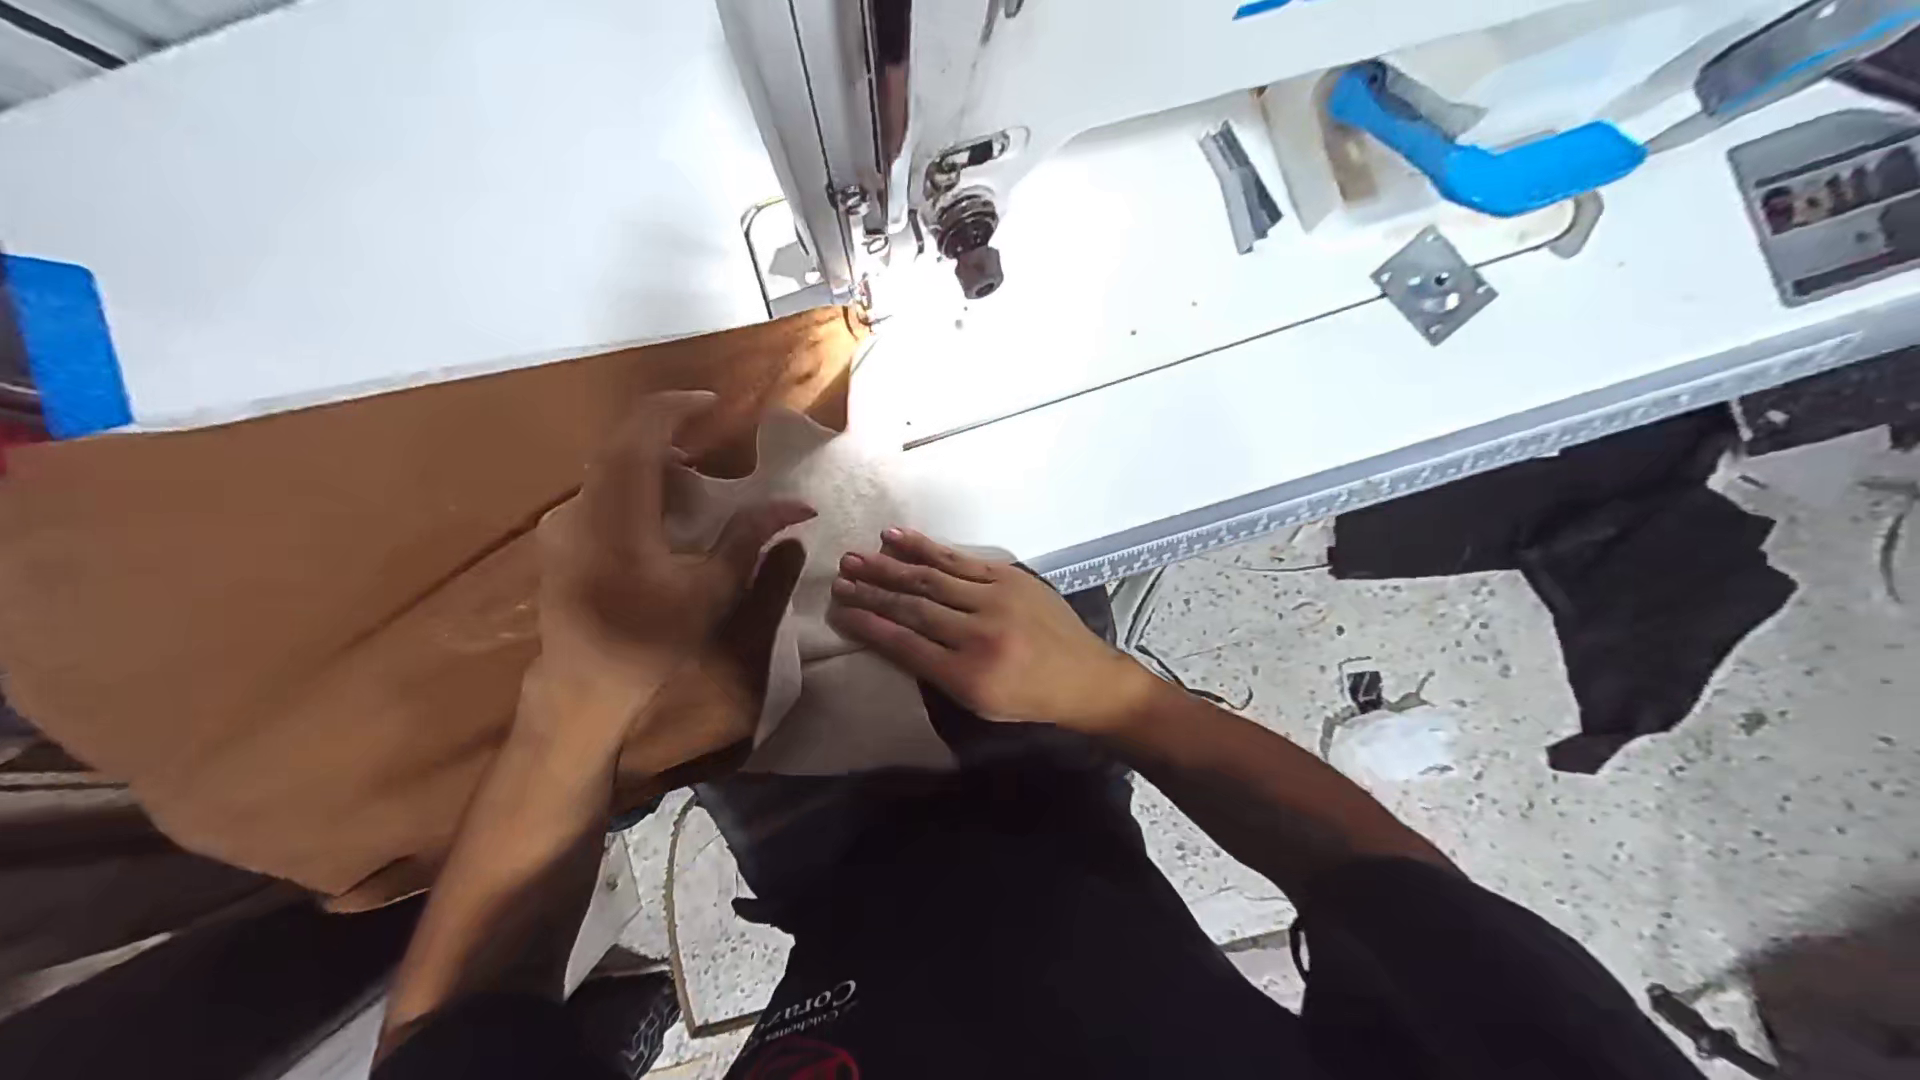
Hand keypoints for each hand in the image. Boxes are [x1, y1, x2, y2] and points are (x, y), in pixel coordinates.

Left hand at [529, 391, 813, 736]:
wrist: (585, 687)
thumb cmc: (653, 641)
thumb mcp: (712, 591)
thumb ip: (750, 538)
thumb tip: (799, 505)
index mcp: (617, 517)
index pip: (639, 437)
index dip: (675, 408)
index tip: (713, 404)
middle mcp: (580, 509)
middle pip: (620, 444)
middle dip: (666, 430)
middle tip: (708, 440)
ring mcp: (563, 524)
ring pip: (607, 468)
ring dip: (649, 460)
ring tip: (690, 481)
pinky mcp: (559, 539)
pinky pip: (599, 491)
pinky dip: (633, 484)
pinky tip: (659, 514)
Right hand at [826, 528, 1160, 732]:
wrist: (1085, 676)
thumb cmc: (1028, 698)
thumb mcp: (978, 703)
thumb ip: (935, 672)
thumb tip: (892, 635)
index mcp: (968, 674)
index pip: (905, 644)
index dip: (869, 626)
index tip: (840, 610)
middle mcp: (979, 634)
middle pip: (913, 606)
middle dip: (872, 591)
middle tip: (839, 578)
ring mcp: (995, 599)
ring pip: (930, 578)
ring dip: (889, 566)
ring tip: (856, 556)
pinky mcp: (1008, 577)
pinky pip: (958, 559)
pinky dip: (925, 547)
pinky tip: (896, 537)